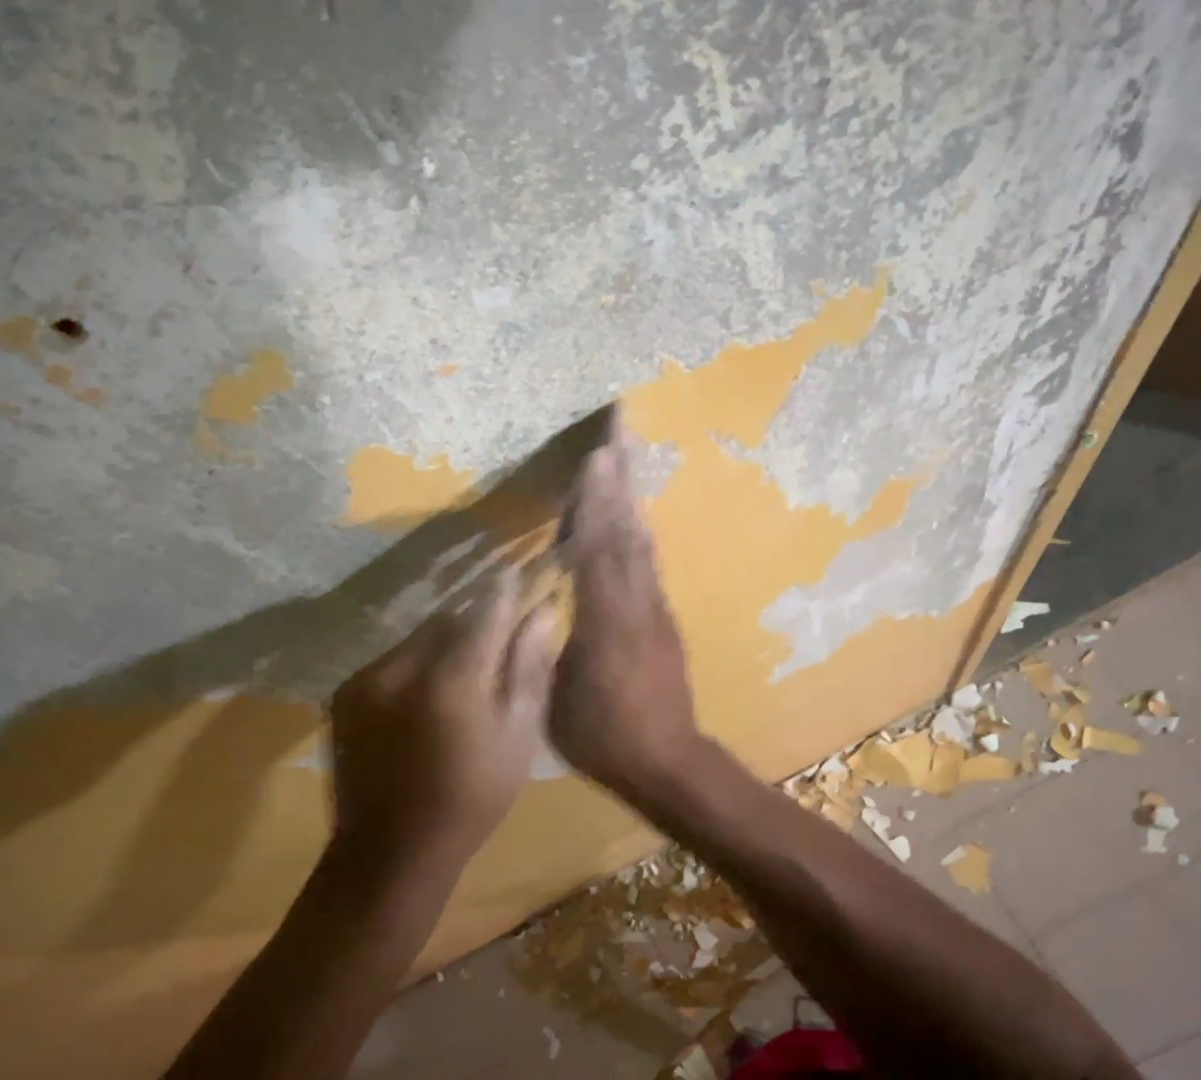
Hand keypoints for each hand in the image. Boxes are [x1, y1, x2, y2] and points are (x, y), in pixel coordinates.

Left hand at [328, 568, 556, 867]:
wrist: (390, 851)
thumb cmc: (471, 799)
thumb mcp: (517, 737)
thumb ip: (527, 668)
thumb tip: (541, 612)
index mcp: (453, 678)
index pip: (485, 610)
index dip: (505, 592)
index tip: (518, 577)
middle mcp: (404, 665)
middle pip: (447, 620)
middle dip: (471, 624)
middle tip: (492, 645)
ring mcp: (367, 677)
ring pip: (417, 638)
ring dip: (440, 645)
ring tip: (457, 680)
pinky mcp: (345, 692)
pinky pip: (390, 660)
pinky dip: (412, 667)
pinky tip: (423, 701)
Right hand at [549, 412, 702, 795]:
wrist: (669, 762)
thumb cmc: (603, 737)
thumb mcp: (556, 700)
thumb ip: (543, 645)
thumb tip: (531, 601)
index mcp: (608, 624)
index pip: (599, 551)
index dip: (594, 503)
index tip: (594, 456)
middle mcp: (638, 604)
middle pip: (627, 530)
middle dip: (621, 475)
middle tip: (620, 425)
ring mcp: (655, 607)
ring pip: (641, 539)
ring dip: (630, 491)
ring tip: (623, 449)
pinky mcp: (662, 615)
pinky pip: (645, 558)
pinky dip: (634, 524)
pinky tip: (629, 509)